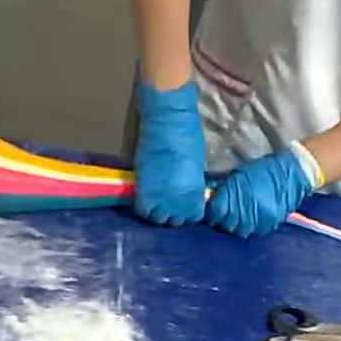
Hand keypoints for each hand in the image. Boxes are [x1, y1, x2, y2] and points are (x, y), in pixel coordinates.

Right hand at [132, 77, 206, 226]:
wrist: (168, 120)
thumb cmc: (188, 137)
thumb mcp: (196, 167)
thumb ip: (192, 185)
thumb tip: (187, 193)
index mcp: (195, 196)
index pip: (193, 217)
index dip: (188, 213)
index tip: (185, 206)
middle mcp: (178, 202)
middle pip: (175, 221)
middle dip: (173, 214)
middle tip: (169, 203)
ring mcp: (160, 198)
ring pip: (158, 219)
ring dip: (158, 213)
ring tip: (157, 202)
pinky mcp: (143, 191)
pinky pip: (143, 210)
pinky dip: (145, 208)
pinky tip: (146, 199)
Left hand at [206, 146, 318, 238]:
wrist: (293, 174)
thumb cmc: (263, 171)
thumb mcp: (239, 175)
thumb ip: (224, 190)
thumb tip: (210, 199)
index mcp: (238, 194)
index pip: (216, 211)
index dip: (211, 210)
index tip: (211, 208)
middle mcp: (247, 210)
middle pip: (225, 224)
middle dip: (221, 218)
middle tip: (223, 212)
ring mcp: (258, 221)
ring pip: (237, 231)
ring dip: (234, 225)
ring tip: (236, 216)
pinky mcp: (267, 227)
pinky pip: (251, 232)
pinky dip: (248, 226)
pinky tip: (249, 218)